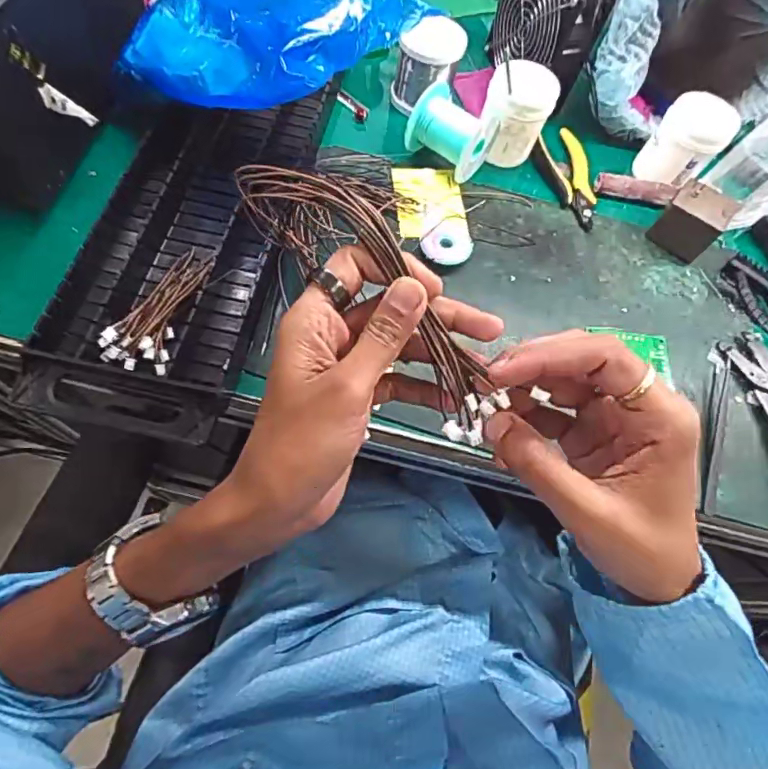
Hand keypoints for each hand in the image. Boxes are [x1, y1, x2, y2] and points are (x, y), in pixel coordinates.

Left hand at [211, 245, 503, 559]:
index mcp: (315, 320)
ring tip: (484, 367)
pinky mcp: (358, 395)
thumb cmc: (302, 443)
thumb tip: (414, 286)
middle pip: (388, 308)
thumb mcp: (348, 386)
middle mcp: (331, 335)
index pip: (352, 267)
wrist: (280, 501)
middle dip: (437, 317)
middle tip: (487, 328)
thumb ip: (384, 335)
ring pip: (398, 344)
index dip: (394, 268)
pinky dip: (423, 385)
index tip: (434, 290)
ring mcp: (346, 366)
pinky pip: (396, 378)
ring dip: (438, 353)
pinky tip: (454, 395)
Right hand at [484, 332, 701, 602]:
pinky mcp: (590, 432)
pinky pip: (552, 408)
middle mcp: (637, 405)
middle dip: (530, 364)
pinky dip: (522, 413)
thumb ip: (537, 464)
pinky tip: (498, 426)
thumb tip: (491, 423)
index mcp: (659, 415)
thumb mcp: (586, 510)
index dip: (551, 354)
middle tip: (484, 380)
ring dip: (521, 386)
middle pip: (581, 360)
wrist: (657, 582)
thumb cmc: (640, 548)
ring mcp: (612, 417)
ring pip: (562, 380)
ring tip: (484, 401)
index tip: (503, 371)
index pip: (606, 357)